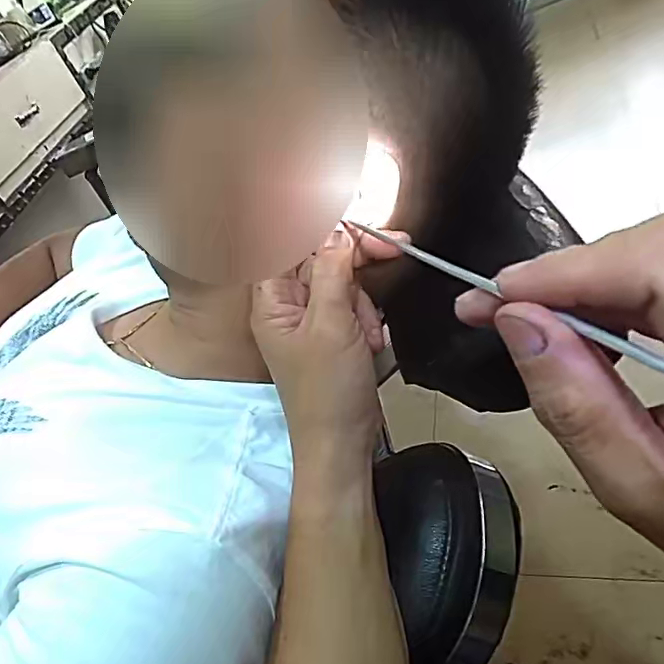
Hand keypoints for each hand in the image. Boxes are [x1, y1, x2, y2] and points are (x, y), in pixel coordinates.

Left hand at [251, 226, 401, 458]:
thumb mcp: (331, 325)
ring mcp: (312, 322)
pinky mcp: (334, 336)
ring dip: (363, 303)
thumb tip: (337, 232)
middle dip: (355, 266)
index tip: (358, 221)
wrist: (343, 442)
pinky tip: (370, 344)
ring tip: (365, 336)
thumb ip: (332, 271)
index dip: (324, 227)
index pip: (292, 243)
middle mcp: (288, 308)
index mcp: (272, 302)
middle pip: (322, 258)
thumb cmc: (327, 394)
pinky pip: (354, 308)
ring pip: (345, 283)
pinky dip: (367, 320)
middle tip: (392, 250)